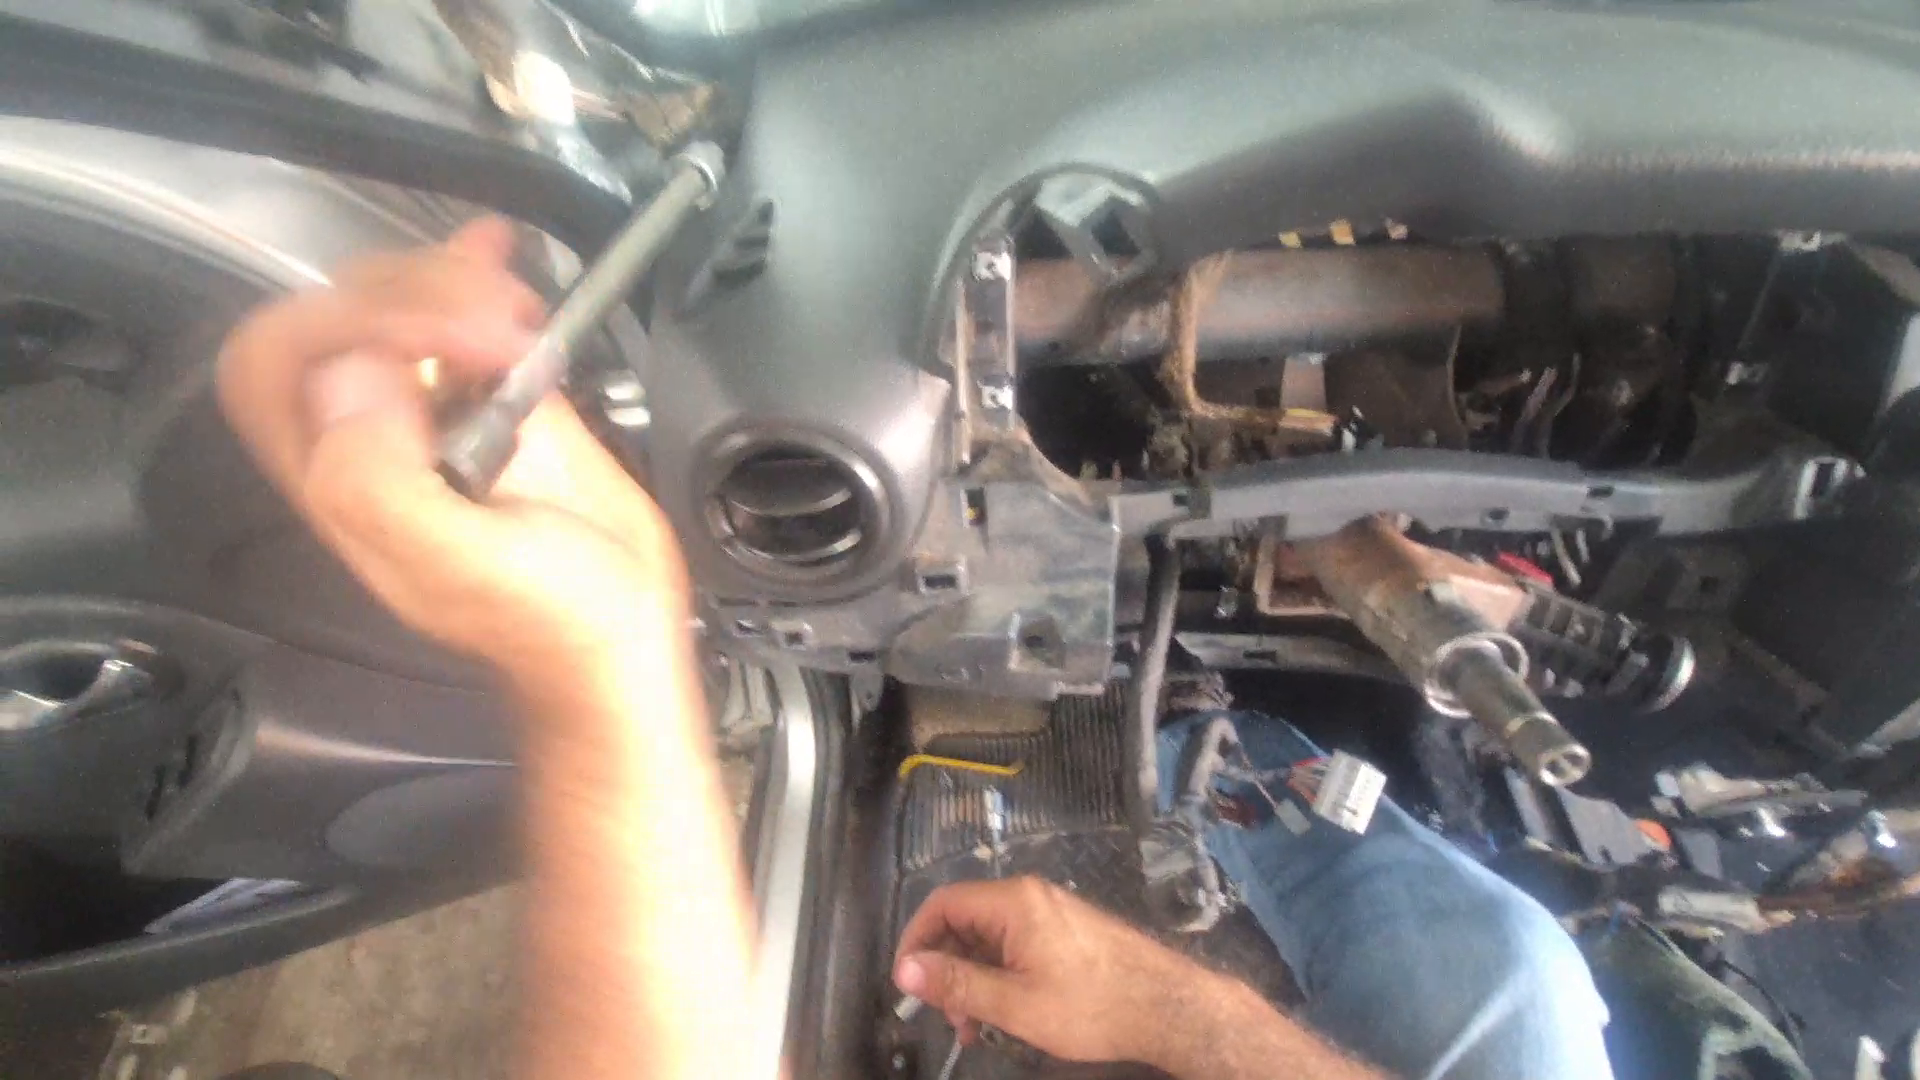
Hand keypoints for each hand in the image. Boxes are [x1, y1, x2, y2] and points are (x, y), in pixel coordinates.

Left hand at [217, 218, 686, 684]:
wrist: (624, 629)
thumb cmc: (548, 613)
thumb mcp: (455, 566)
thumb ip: (379, 482)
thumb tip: (357, 373)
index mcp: (345, 479)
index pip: (288, 362)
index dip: (358, 325)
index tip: (460, 340)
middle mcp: (383, 437)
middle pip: (342, 321)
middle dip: (415, 294)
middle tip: (501, 317)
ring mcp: (450, 417)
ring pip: (402, 311)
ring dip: (449, 279)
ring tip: (517, 301)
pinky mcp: (512, 410)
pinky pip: (476, 331)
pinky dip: (480, 280)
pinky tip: (498, 250)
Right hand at [893, 877, 1224, 1065]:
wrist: (1165, 1005)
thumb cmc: (1090, 1004)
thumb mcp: (1016, 1003)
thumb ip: (958, 983)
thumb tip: (904, 970)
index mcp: (1012, 901)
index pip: (944, 903)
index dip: (917, 940)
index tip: (906, 984)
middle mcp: (1026, 894)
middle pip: (965, 918)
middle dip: (946, 966)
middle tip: (947, 1018)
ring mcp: (1046, 909)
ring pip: (988, 935)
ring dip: (971, 976)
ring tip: (974, 1028)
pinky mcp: (1060, 928)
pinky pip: (1012, 942)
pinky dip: (997, 973)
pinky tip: (1001, 1011)